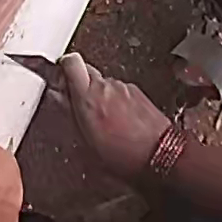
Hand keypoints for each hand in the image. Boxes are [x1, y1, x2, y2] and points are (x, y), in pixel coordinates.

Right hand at [61, 53, 169, 183]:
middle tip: (80, 102)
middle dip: (81, 83)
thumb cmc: (125, 157)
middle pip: (87, 71)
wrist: (162, 158)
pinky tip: (121, 121)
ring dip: (101, 94)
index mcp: (87, 97)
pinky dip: (118, 101)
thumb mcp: (85, 141)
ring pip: (105, 83)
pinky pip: (121, 91)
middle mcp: (107, 86)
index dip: (63, 67)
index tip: (59, 76)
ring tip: (105, 119)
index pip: (70, 63)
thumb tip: (59, 100)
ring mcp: (125, 88)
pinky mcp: (139, 93)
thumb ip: (70, 114)